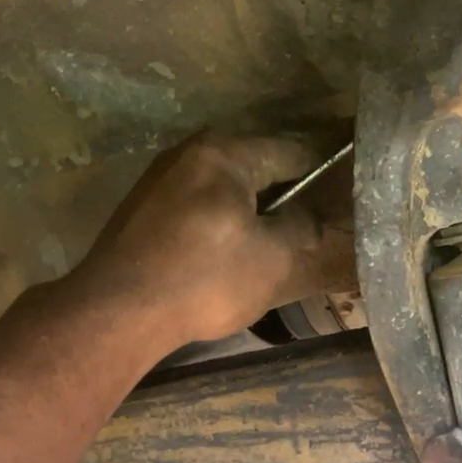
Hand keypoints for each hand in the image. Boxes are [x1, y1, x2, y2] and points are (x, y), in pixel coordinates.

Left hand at [68, 135, 323, 342]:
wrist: (122, 310)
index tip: (340, 202)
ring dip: (253, 210)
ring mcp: (161, 178)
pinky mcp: (145, 208)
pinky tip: (231, 253)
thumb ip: (300, 228)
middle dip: (285, 195)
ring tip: (273, 244)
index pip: (291, 152)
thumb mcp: (273, 258)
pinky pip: (200, 204)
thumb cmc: (208, 279)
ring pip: (225, 187)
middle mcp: (189, 153)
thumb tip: (310, 219)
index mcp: (224, 153)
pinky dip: (224, 221)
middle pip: (254, 166)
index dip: (322, 177)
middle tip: (309, 229)